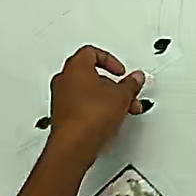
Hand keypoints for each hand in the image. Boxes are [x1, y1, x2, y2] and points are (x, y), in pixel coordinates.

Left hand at [46, 45, 145, 161]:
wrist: (75, 143)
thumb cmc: (89, 116)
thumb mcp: (121, 96)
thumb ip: (130, 84)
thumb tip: (135, 79)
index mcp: (76, 67)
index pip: (91, 52)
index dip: (109, 60)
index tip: (120, 71)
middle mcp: (64, 80)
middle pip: (90, 74)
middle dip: (111, 84)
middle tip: (124, 92)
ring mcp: (61, 99)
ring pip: (86, 91)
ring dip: (105, 98)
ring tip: (120, 109)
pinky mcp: (62, 116)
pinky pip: (80, 106)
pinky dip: (94, 109)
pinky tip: (107, 120)